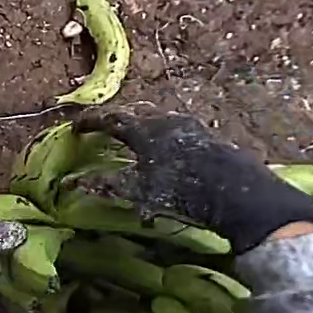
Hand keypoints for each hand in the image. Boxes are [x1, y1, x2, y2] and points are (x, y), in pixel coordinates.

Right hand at [75, 113, 312, 251]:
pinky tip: (161, 153)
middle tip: (101, 132)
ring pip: (156, 122)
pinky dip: (158, 137)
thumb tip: (69, 184)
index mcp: (145, 129)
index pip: (109, 118)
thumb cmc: (183, 191)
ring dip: (138, 130)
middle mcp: (167, 121)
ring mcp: (191, 127)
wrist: (243, 197)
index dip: (89, 122)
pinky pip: (174, 130)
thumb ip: (103, 184)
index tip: (75, 127)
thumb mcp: (137, 190)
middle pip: (133, 115)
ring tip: (129, 142)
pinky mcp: (209, 138)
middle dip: (114, 123)